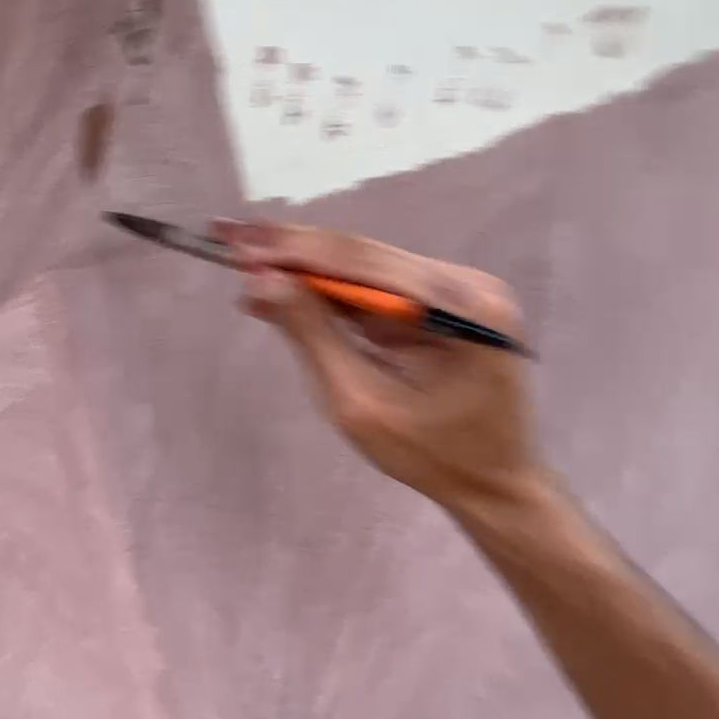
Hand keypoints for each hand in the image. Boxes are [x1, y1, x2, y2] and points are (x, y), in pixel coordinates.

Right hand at [215, 220, 540, 512]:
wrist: (493, 485)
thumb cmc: (429, 454)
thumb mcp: (358, 401)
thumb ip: (311, 333)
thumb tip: (259, 278)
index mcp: (461, 307)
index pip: (358, 262)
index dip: (291, 251)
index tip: (234, 244)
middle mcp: (464, 283)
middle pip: (357, 253)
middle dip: (287, 247)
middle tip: (225, 233)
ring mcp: (453, 288)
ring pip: (357, 263)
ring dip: (298, 262)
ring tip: (240, 253)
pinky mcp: (436, 300)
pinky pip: (366, 282)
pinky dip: (319, 284)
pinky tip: (275, 280)